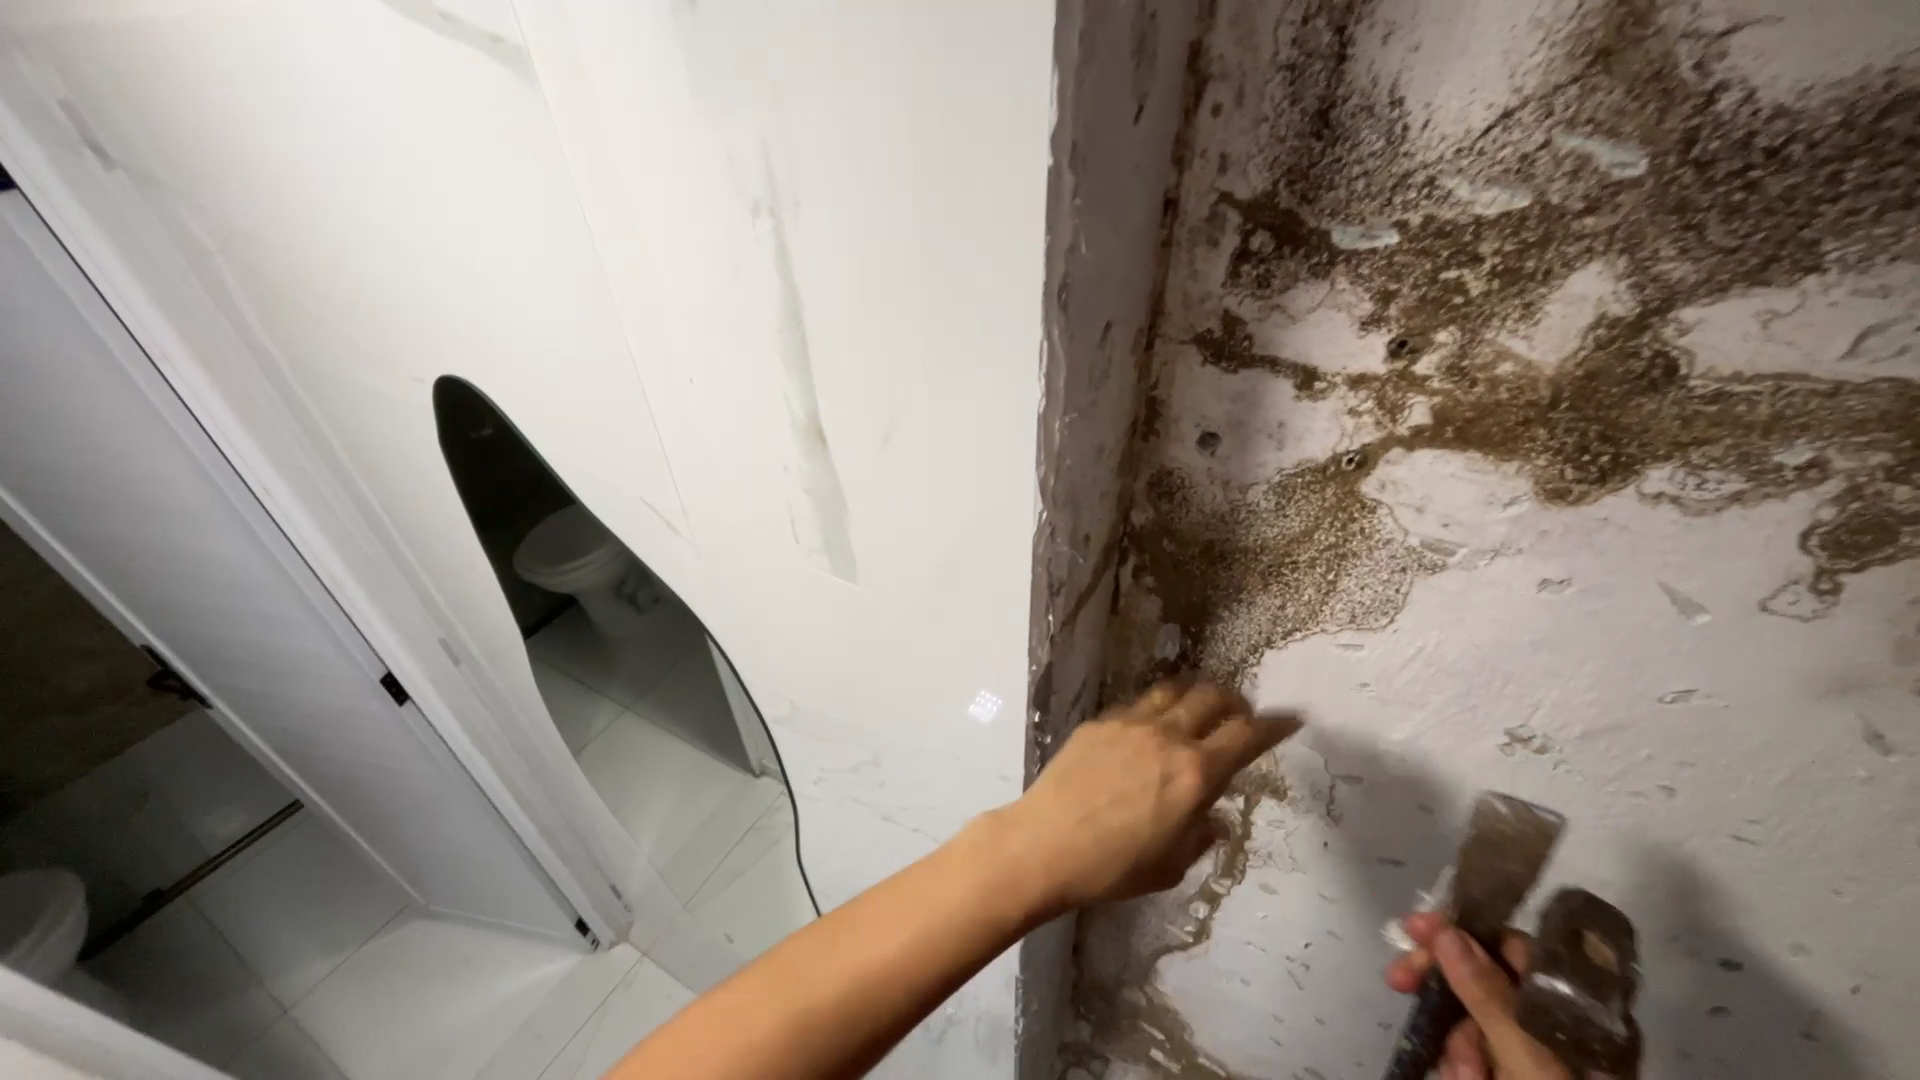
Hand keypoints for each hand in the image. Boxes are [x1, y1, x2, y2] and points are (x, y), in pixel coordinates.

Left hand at [990, 679, 1299, 913]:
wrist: (1044, 845)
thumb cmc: (1112, 868)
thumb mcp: (1171, 865)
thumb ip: (1199, 836)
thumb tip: (1213, 819)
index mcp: (1196, 774)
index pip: (1247, 736)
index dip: (1274, 725)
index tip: (1290, 719)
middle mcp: (1167, 738)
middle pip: (1212, 698)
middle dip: (1235, 701)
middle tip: (1240, 713)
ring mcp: (1129, 724)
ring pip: (1172, 691)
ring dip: (1193, 695)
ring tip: (1197, 708)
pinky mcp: (1098, 724)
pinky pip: (1136, 705)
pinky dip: (1155, 709)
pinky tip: (1148, 727)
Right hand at [1385, 913, 1569, 1079]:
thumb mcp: (1528, 1061)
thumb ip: (1489, 997)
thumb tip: (1446, 932)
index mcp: (1575, 1010)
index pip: (1514, 947)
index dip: (1463, 932)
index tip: (1415, 929)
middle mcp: (1554, 1023)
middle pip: (1484, 976)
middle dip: (1440, 982)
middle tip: (1397, 980)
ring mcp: (1531, 1052)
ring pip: (1470, 1017)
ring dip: (1453, 1042)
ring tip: (1460, 1079)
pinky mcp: (1510, 1074)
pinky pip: (1470, 1050)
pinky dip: (1457, 1063)